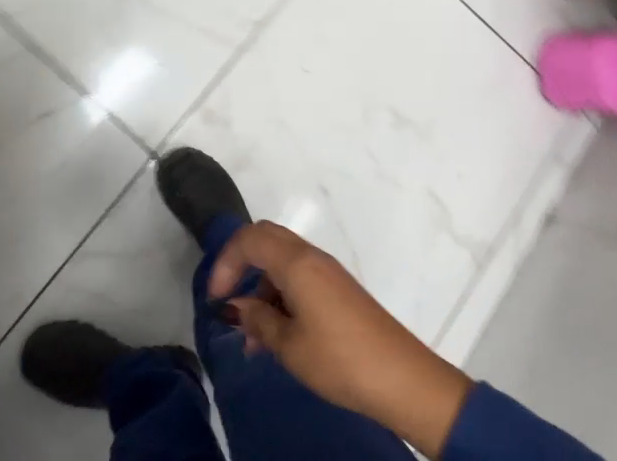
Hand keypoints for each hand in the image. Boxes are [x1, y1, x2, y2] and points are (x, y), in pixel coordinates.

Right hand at [207, 221, 474, 457]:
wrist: (401, 378)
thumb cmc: (339, 359)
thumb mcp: (289, 345)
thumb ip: (258, 320)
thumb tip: (236, 307)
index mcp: (298, 263)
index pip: (250, 238)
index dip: (225, 262)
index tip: (216, 299)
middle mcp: (313, 258)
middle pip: (267, 240)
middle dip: (240, 266)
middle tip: (227, 302)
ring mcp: (329, 273)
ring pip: (282, 263)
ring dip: (261, 290)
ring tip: (251, 339)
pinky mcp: (339, 291)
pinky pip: (299, 280)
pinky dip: (280, 298)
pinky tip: (275, 338)